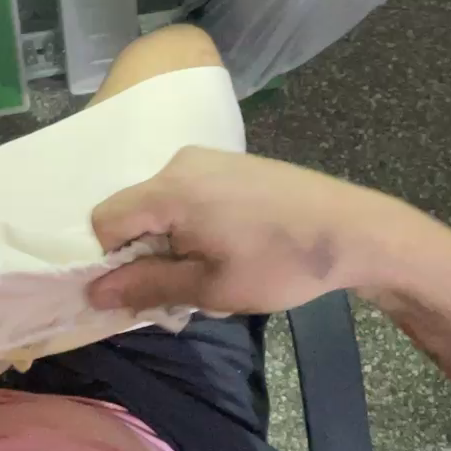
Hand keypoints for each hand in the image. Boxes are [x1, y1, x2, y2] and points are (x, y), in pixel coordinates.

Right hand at [87, 148, 423, 314]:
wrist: (358, 231)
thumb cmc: (280, 265)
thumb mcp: (208, 288)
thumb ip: (144, 286)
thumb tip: (92, 293)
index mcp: (169, 191)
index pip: (103, 221)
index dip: (112, 259)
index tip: (147, 283)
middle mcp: (179, 163)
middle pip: (130, 209)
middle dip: (142, 249)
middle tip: (184, 280)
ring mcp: (206, 157)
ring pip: (157, 202)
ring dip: (167, 236)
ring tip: (211, 261)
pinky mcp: (227, 160)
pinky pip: (183, 190)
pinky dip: (188, 219)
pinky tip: (228, 238)